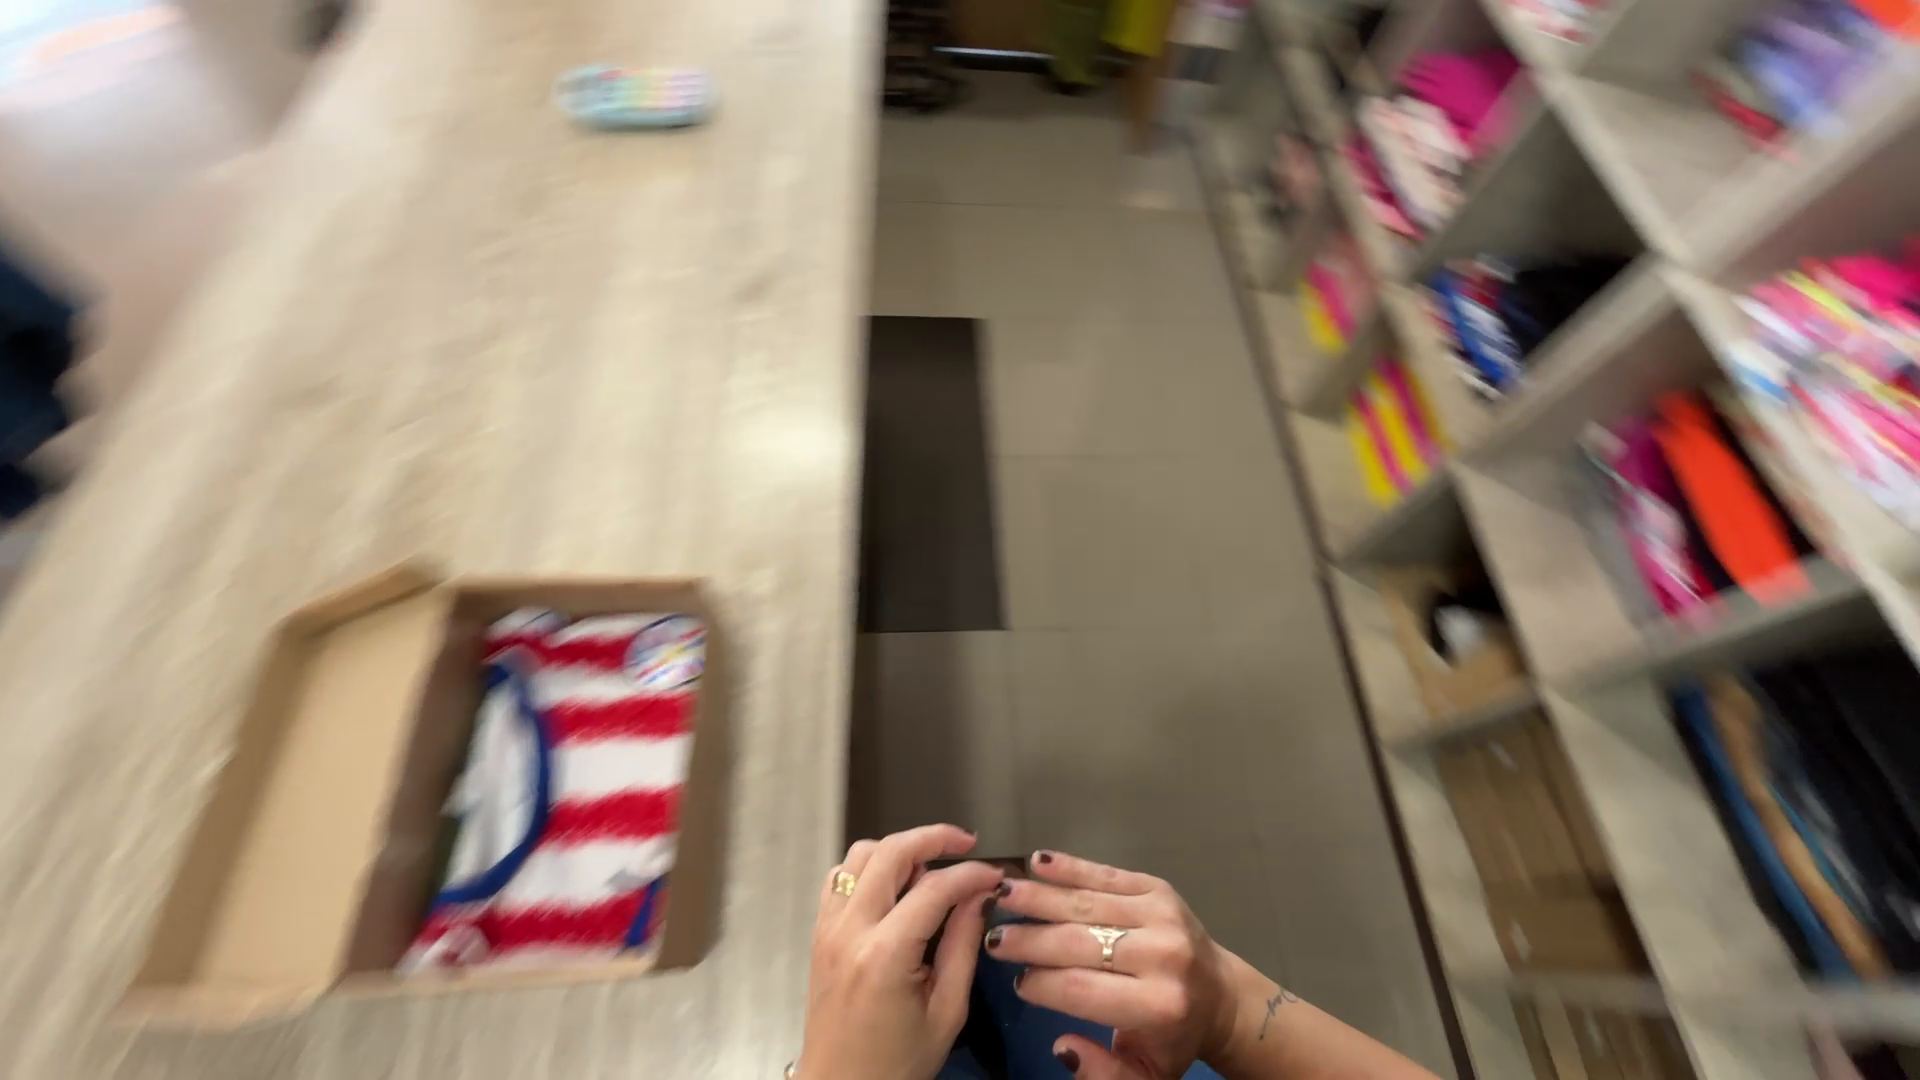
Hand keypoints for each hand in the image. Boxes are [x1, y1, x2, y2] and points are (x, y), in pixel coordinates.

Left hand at [796, 825, 1003, 1079]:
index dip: (971, 874)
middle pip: (890, 852)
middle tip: (965, 843)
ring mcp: (828, 926)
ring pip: (860, 853)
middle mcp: (850, 929)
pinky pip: (840, 876)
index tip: (995, 874)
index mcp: (884, 954)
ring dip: (898, 848)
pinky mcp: (819, 931)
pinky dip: (869, 866)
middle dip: (933, 837)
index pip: (934, 889)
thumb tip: (980, 895)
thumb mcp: (946, 1012)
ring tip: (928, 867)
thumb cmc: (896, 1064)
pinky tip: (892, 884)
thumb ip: (963, 946)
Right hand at [986, 850, 1238, 1078]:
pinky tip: (1038, 862)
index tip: (1015, 982)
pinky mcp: (1156, 886)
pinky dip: (1069, 868)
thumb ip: (1103, 1072)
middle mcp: (1161, 954)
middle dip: (1030, 939)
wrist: (1221, 995)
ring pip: (1086, 903)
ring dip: (1039, 896)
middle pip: (1079, 942)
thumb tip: (1061, 1045)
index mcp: (1159, 1005)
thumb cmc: (1172, 1038)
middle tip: (993, 937)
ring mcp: (1159, 913)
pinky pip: (1105, 873)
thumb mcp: (1144, 1075)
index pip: (1082, 990)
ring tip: (1002, 892)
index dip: (1041, 984)